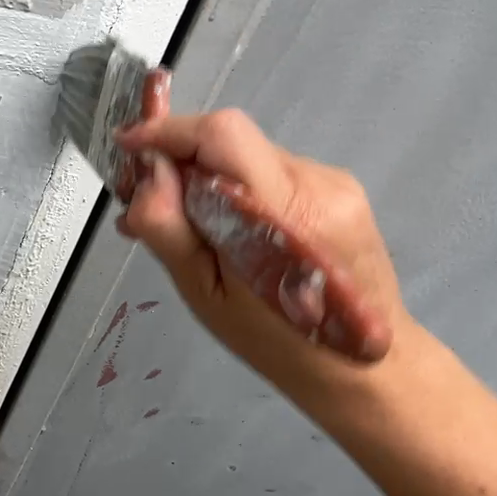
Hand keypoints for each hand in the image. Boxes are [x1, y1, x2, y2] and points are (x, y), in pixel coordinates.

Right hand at [114, 110, 415, 392]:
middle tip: (142, 198)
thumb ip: (170, 227)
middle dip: (177, 157)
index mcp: (284, 214)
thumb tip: (147, 174)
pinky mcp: (337, 186)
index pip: (221, 135)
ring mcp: (333, 182)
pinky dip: (231, 185)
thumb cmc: (277, 340)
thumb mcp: (204, 292)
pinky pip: (265, 168)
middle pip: (228, 140)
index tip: (129, 146)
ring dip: (203, 175)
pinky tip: (222, 223)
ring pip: (244, 154)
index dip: (168, 131)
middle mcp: (316, 185)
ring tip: (181, 222)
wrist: (367, 364)